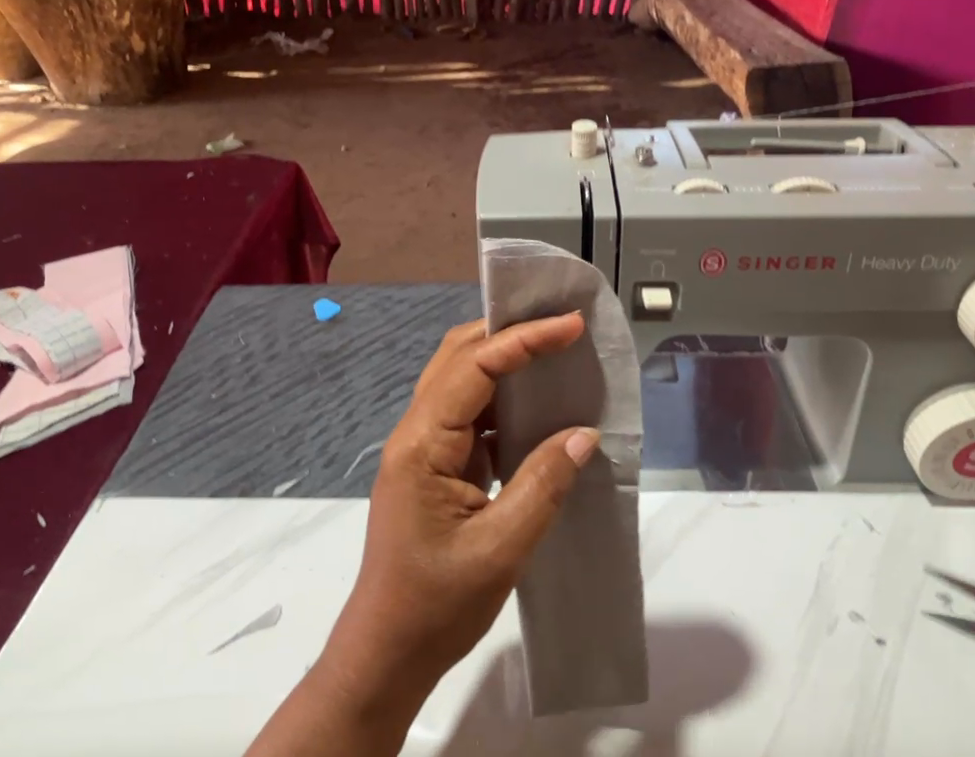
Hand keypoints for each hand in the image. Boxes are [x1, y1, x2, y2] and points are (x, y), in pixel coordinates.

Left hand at [245, 315, 599, 756]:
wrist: (389, 651)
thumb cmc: (436, 604)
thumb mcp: (501, 549)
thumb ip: (543, 485)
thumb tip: (585, 434)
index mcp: (422, 445)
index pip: (473, 368)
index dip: (523, 340)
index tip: (571, 327)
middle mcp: (417, 434)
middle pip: (458, 359)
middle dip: (509, 333)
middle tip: (562, 324)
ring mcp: (424, 450)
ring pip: (463, 383)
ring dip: (506, 362)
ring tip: (557, 353)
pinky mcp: (436, 468)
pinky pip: (471, 416)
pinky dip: (505, 400)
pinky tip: (540, 407)